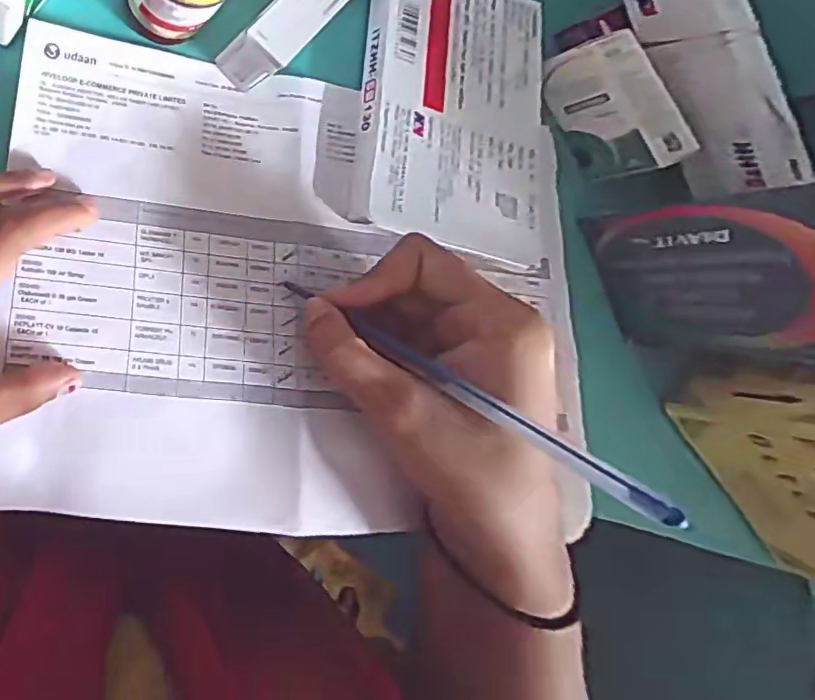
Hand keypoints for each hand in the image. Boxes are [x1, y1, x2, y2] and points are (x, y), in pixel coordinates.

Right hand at [303, 234, 569, 614]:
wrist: (503, 553)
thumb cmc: (471, 478)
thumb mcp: (402, 414)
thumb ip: (349, 356)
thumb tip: (311, 310)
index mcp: (501, 321)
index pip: (424, 262)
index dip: (372, 280)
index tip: (334, 313)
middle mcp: (493, 323)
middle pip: (412, 284)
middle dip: (366, 308)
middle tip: (329, 338)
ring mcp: (478, 346)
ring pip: (406, 312)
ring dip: (368, 330)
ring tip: (340, 358)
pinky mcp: (460, 369)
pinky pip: (409, 338)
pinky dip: (377, 348)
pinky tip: (357, 370)